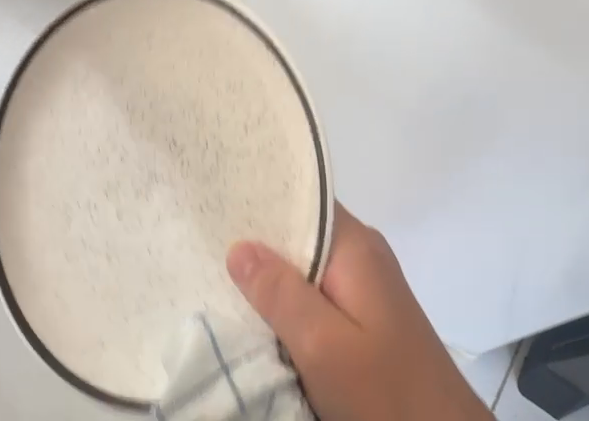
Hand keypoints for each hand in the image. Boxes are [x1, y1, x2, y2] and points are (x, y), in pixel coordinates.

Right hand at [228, 206, 494, 420]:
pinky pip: (317, 296)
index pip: (303, 202)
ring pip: (306, 268)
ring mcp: (366, 286)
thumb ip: (280, 293)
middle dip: (258, 245)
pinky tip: (258, 316)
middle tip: (205, 248)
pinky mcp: (365, 317)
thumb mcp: (321, 344)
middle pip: (302, 236)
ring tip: (218, 279)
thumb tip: (239, 245)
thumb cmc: (382, 386)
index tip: (216, 206)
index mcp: (355, 246)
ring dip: (271, 279)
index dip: (261, 202)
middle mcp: (362, 255)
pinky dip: (289, 304)